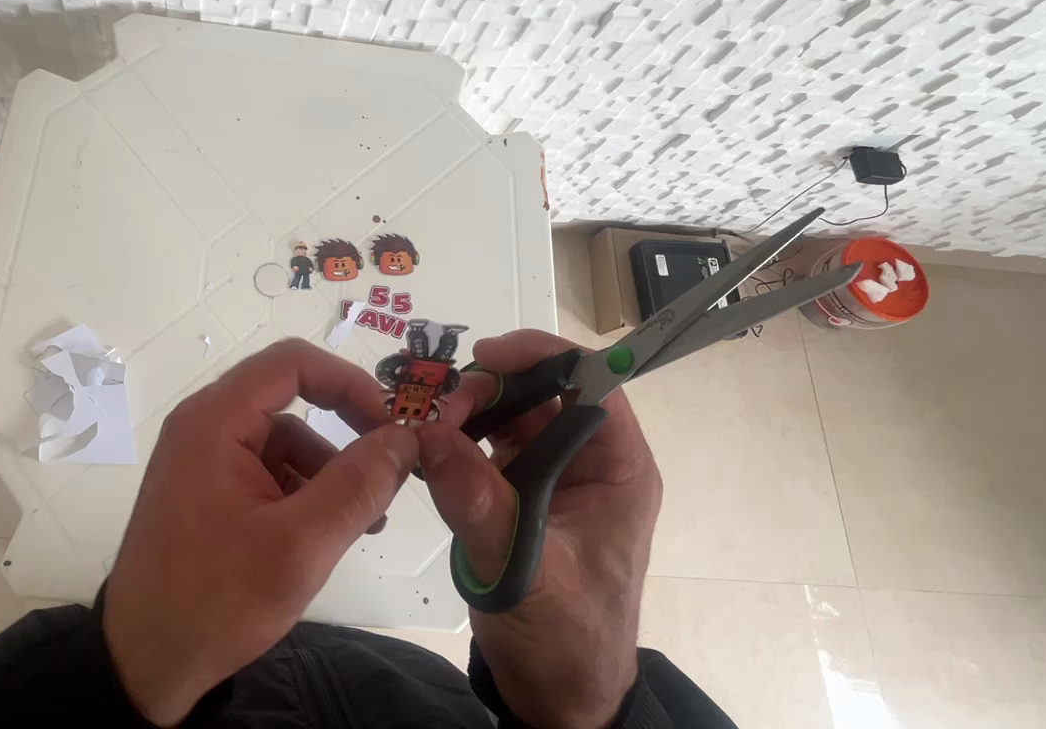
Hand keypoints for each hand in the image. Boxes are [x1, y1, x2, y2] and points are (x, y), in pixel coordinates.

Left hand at [102, 339, 417, 724]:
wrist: (144, 663)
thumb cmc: (215, 600)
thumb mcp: (300, 545)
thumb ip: (358, 485)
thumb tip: (405, 437)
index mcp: (216, 419)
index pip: (293, 362)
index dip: (348, 382)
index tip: (390, 423)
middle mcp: (206, 423)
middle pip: (290, 398)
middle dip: (344, 431)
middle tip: (390, 467)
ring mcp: (204, 456)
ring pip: (284, 439)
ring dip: (329, 470)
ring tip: (366, 520)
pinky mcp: (209, 487)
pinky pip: (268, 468)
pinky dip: (304, 490)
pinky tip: (329, 531)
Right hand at [418, 330, 662, 728]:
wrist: (554, 691)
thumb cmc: (565, 637)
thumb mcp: (527, 571)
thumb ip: (481, 506)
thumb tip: (432, 435)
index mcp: (616, 468)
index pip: (591, 382)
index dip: (542, 355)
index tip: (484, 357)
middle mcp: (584, 457)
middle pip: (539, 388)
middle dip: (488, 386)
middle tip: (439, 409)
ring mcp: (547, 470)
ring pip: (507, 409)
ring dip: (467, 408)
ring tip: (428, 428)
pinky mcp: (515, 486)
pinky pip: (485, 439)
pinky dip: (456, 434)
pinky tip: (429, 446)